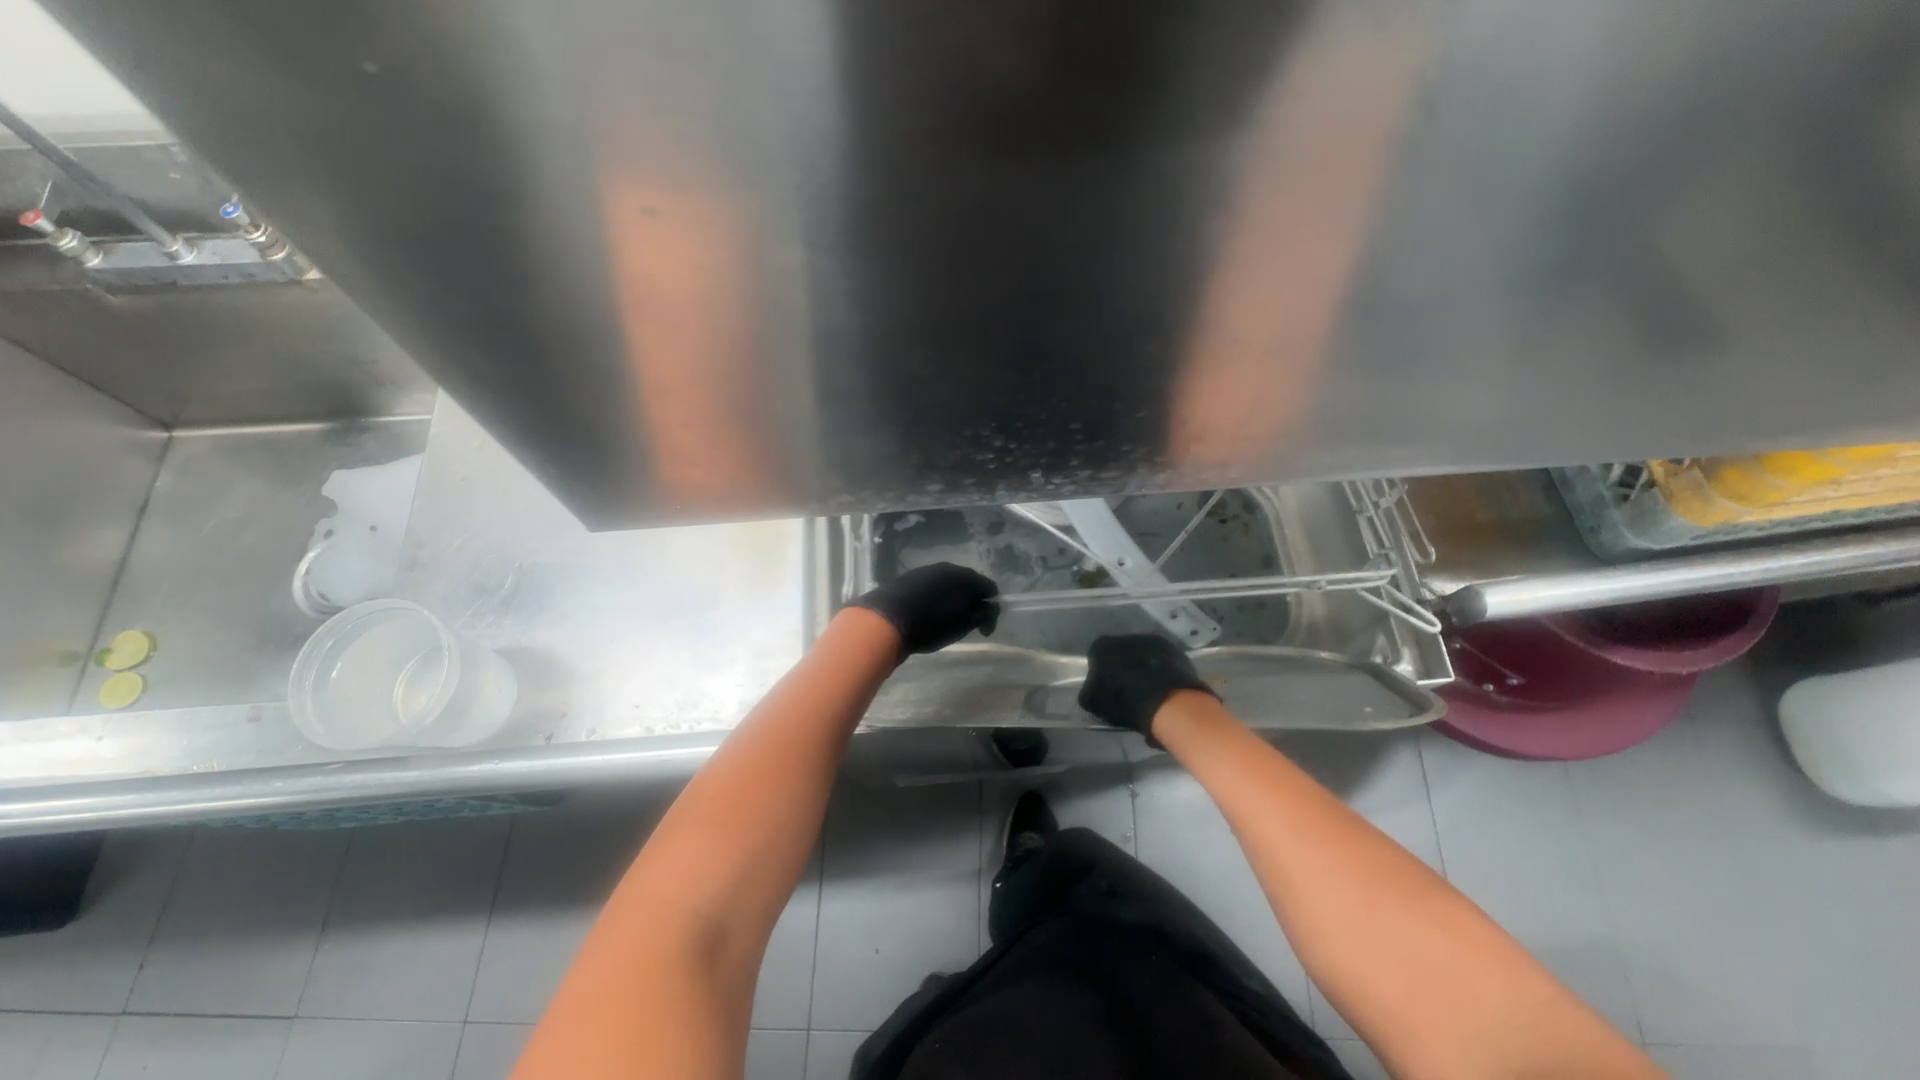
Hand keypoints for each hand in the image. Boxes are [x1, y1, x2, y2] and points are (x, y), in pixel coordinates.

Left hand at [849, 562, 999, 657]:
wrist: (886, 620)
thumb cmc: (931, 624)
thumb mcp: (964, 624)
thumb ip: (983, 614)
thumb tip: (991, 607)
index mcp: (964, 576)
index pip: (989, 588)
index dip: (991, 608)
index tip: (985, 629)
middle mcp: (946, 568)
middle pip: (968, 584)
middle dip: (971, 603)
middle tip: (967, 625)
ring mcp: (925, 571)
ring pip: (947, 585)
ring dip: (952, 601)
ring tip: (946, 621)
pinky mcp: (908, 579)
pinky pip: (930, 588)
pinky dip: (935, 600)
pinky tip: (927, 614)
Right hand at [1077, 633, 1217, 741]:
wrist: (1165, 701)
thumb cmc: (1122, 700)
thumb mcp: (1093, 701)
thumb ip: (1089, 690)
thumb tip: (1091, 688)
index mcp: (1103, 645)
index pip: (1096, 654)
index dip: (1100, 670)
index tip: (1105, 685)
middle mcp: (1128, 636)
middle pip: (1122, 650)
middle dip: (1124, 665)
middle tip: (1127, 687)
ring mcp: (1155, 641)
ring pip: (1145, 654)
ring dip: (1145, 666)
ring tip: (1149, 689)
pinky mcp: (1177, 652)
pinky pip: (1164, 661)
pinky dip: (1163, 670)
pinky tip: (1165, 688)